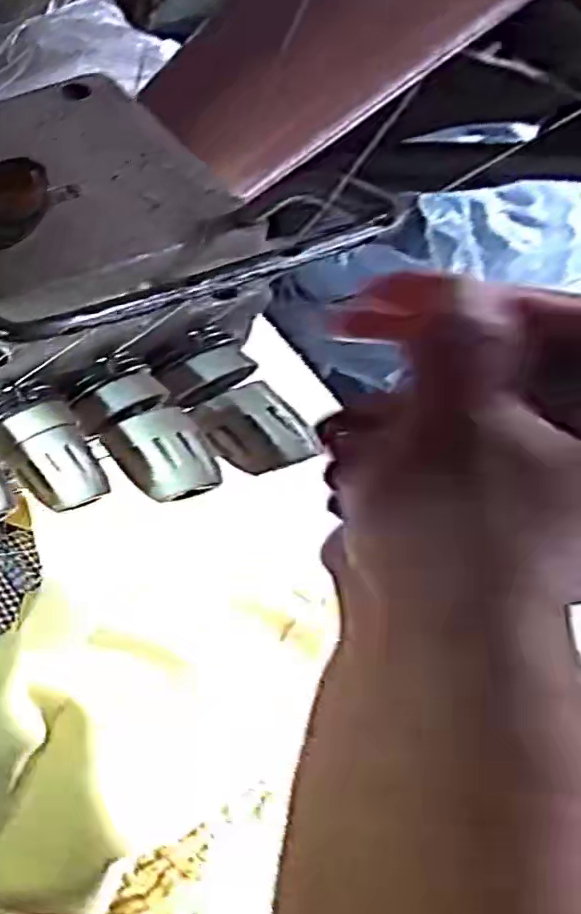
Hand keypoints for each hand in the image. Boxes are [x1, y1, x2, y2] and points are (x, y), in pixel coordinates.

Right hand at [321, 273, 580, 621]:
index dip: (466, 296)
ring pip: (458, 400)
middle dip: (419, 359)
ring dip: (393, 407)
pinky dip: (390, 443)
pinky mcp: (481, 492)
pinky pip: (432, 441)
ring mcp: (536, 465)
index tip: (389, 292)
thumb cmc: (466, 539)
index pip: (554, 317)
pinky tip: (362, 462)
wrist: (430, 621)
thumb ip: (454, 350)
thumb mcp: (456, 425)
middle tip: (359, 344)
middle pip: (502, 357)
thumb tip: (445, 296)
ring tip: (358, 431)